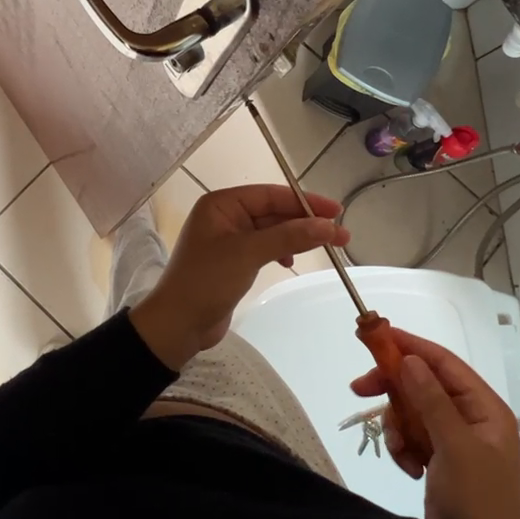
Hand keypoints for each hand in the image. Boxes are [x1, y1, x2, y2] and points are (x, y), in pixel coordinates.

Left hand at [128, 184, 347, 369]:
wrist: (178, 324)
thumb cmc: (208, 280)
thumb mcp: (249, 253)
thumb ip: (289, 236)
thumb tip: (329, 225)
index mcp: (221, 204)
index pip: (270, 194)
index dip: (305, 201)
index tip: (336, 211)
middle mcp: (223, 216)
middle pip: (273, 211)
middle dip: (305, 221)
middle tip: (340, 235)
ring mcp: (228, 239)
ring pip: (271, 231)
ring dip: (296, 237)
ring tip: (325, 248)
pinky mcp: (233, 261)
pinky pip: (264, 248)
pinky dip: (281, 252)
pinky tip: (290, 262)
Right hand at [351, 328, 519, 518]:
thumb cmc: (478, 503)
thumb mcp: (455, 448)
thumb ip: (431, 400)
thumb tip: (410, 358)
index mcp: (486, 409)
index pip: (444, 363)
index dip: (410, 346)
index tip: (373, 337)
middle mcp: (473, 420)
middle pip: (424, 385)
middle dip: (395, 390)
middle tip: (359, 390)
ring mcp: (457, 442)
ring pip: (413, 412)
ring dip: (399, 428)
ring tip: (403, 454)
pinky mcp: (441, 463)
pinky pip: (412, 439)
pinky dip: (404, 449)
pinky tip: (410, 470)